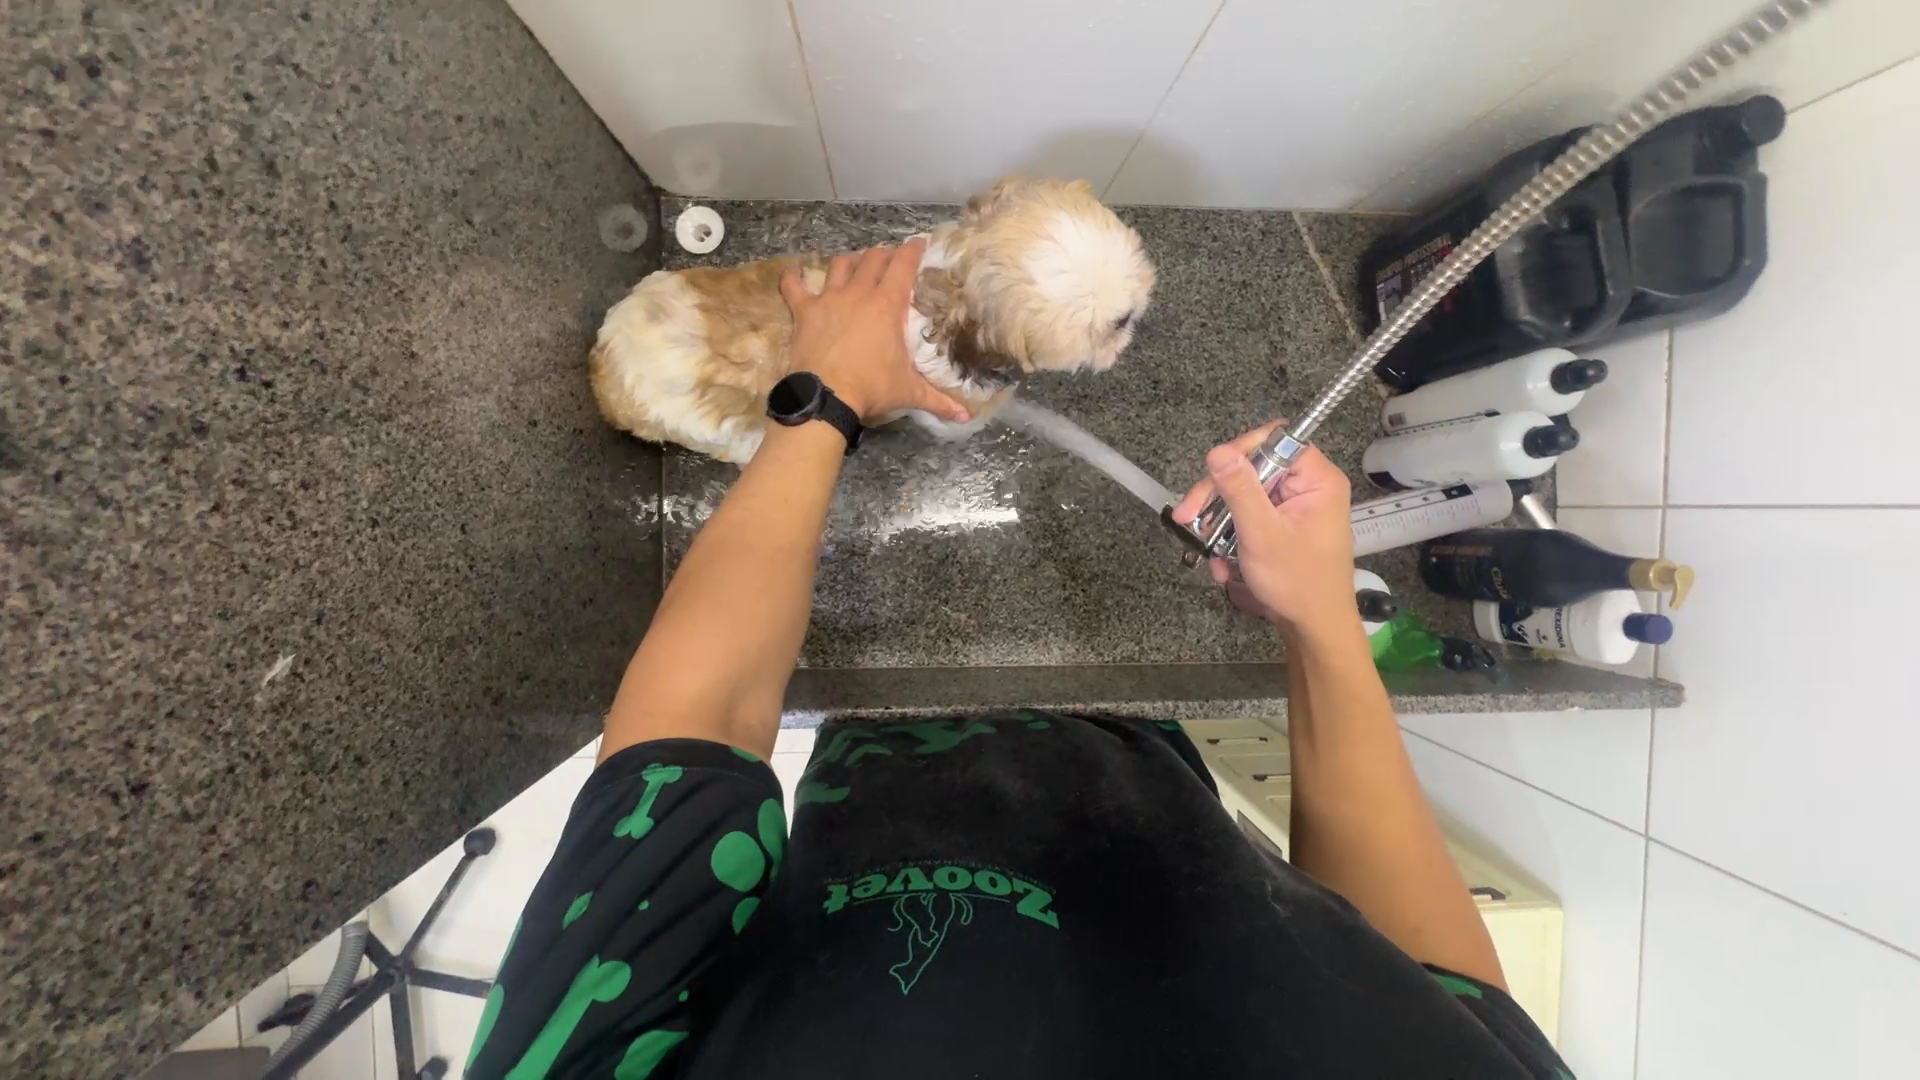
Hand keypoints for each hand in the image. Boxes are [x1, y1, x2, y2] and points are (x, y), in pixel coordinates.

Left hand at [779, 238, 970, 424]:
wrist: (826, 397)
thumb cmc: (871, 389)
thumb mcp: (909, 393)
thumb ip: (939, 401)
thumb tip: (966, 417)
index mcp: (887, 305)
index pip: (903, 265)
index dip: (913, 250)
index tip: (919, 244)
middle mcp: (858, 293)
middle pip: (873, 258)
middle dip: (884, 253)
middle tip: (891, 258)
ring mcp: (829, 299)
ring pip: (841, 265)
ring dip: (851, 260)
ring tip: (856, 262)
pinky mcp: (804, 312)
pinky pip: (794, 286)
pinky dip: (794, 277)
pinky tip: (794, 272)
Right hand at [1171, 424, 1358, 641]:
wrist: (1313, 626)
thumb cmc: (1296, 582)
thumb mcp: (1261, 533)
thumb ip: (1239, 489)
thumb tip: (1217, 450)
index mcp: (1316, 480)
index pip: (1275, 440)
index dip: (1240, 451)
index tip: (1211, 474)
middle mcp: (1307, 487)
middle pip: (1252, 468)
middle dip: (1217, 495)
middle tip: (1187, 516)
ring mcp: (1294, 507)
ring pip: (1244, 494)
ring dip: (1219, 521)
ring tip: (1206, 548)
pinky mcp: (1282, 525)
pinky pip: (1248, 516)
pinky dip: (1229, 536)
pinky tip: (1221, 561)